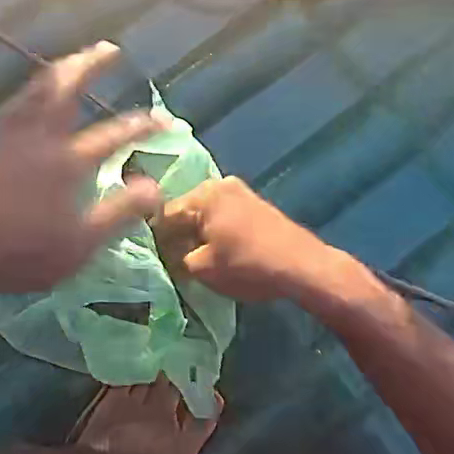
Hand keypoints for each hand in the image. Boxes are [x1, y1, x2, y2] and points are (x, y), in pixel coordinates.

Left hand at [0, 42, 170, 294]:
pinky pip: (19, 105)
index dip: (142, 125)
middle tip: (110, 48)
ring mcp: (17, 141)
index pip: (113, 135)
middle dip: (90, 65)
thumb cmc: (29, 253)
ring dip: (60, 70)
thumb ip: (121, 211)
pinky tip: (37, 91)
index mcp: (66, 163)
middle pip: (66, 90)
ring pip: (37, 92)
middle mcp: (41, 141)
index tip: (167, 120)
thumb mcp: (84, 242)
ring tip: (75, 58)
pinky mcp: (0, 148)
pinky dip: (33, 90)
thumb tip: (156, 186)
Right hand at [152, 176, 370, 305]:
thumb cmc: (247, 265)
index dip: (154, 241)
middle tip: (169, 263)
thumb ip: (174, 259)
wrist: (302, 267)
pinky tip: (214, 253)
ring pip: (203, 215)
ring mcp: (240, 192)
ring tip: (192, 261)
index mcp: (203, 194)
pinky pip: (221, 216)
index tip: (151, 261)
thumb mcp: (201, 269)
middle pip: (184, 212)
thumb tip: (162, 258)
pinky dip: (213, 233)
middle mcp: (219, 184)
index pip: (163, 215)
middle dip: (176, 237)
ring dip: (195, 236)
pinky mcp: (254, 205)